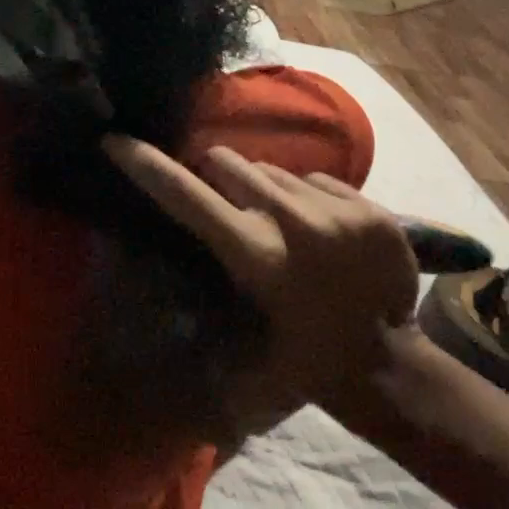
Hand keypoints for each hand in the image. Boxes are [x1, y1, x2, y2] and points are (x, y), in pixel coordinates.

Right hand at [105, 140, 420, 433]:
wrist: (392, 368)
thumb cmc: (302, 361)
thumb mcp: (241, 350)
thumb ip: (197, 327)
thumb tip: (142, 358)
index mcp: (256, 255)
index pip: (187, 195)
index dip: (145, 164)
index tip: (115, 140)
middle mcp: (293, 223)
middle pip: (225, 160)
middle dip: (214, 174)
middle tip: (223, 206)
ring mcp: (338, 211)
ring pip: (271, 167)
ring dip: (261, 187)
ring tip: (277, 224)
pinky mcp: (372, 208)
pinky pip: (316, 177)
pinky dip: (305, 195)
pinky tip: (318, 231)